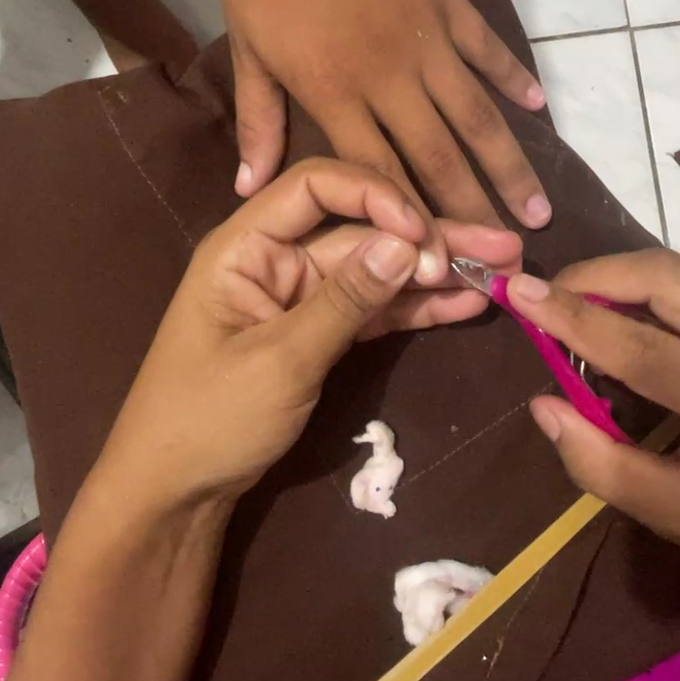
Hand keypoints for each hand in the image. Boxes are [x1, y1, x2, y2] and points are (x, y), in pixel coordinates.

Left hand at [93, 159, 521, 507]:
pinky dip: (416, 309)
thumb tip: (407, 243)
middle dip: (428, 237)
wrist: (175, 493)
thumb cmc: (209, 419)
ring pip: (377, 271)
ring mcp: (303, 298)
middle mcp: (278, 260)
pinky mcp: (321, 335)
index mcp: (247, 246)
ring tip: (504, 270)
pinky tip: (465, 304)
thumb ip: (345, 300)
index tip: (422, 232)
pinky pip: (374, 312)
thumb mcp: (279, 359)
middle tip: (502, 245)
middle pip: (361, 230)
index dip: (376, 195)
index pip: (316, 187)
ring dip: (435, 273)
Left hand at [210, 0, 549, 279]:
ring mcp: (426, 36)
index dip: (414, 226)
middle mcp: (390, 76)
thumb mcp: (248, 50)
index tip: (444, 265)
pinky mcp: (446, 0)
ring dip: (508, 163)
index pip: (382, 176)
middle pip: (440, 157)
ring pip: (475, 114)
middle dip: (475, 210)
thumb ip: (259, 122)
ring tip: (537, 207)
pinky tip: (536, 108)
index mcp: (335, 94)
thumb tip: (246, 186)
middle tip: (510, 254)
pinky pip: (486, 47)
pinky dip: (513, 76)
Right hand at [502, 249, 679, 601]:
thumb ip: (599, 462)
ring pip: (678, 274)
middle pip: (668, 277)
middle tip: (545, 299)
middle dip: (595, 275)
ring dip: (615, 281)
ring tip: (573, 313)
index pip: (647, 349)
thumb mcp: (671, 515)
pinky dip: (639, 296)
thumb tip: (543, 403)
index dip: (576, 318)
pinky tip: (617, 327)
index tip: (518, 292)